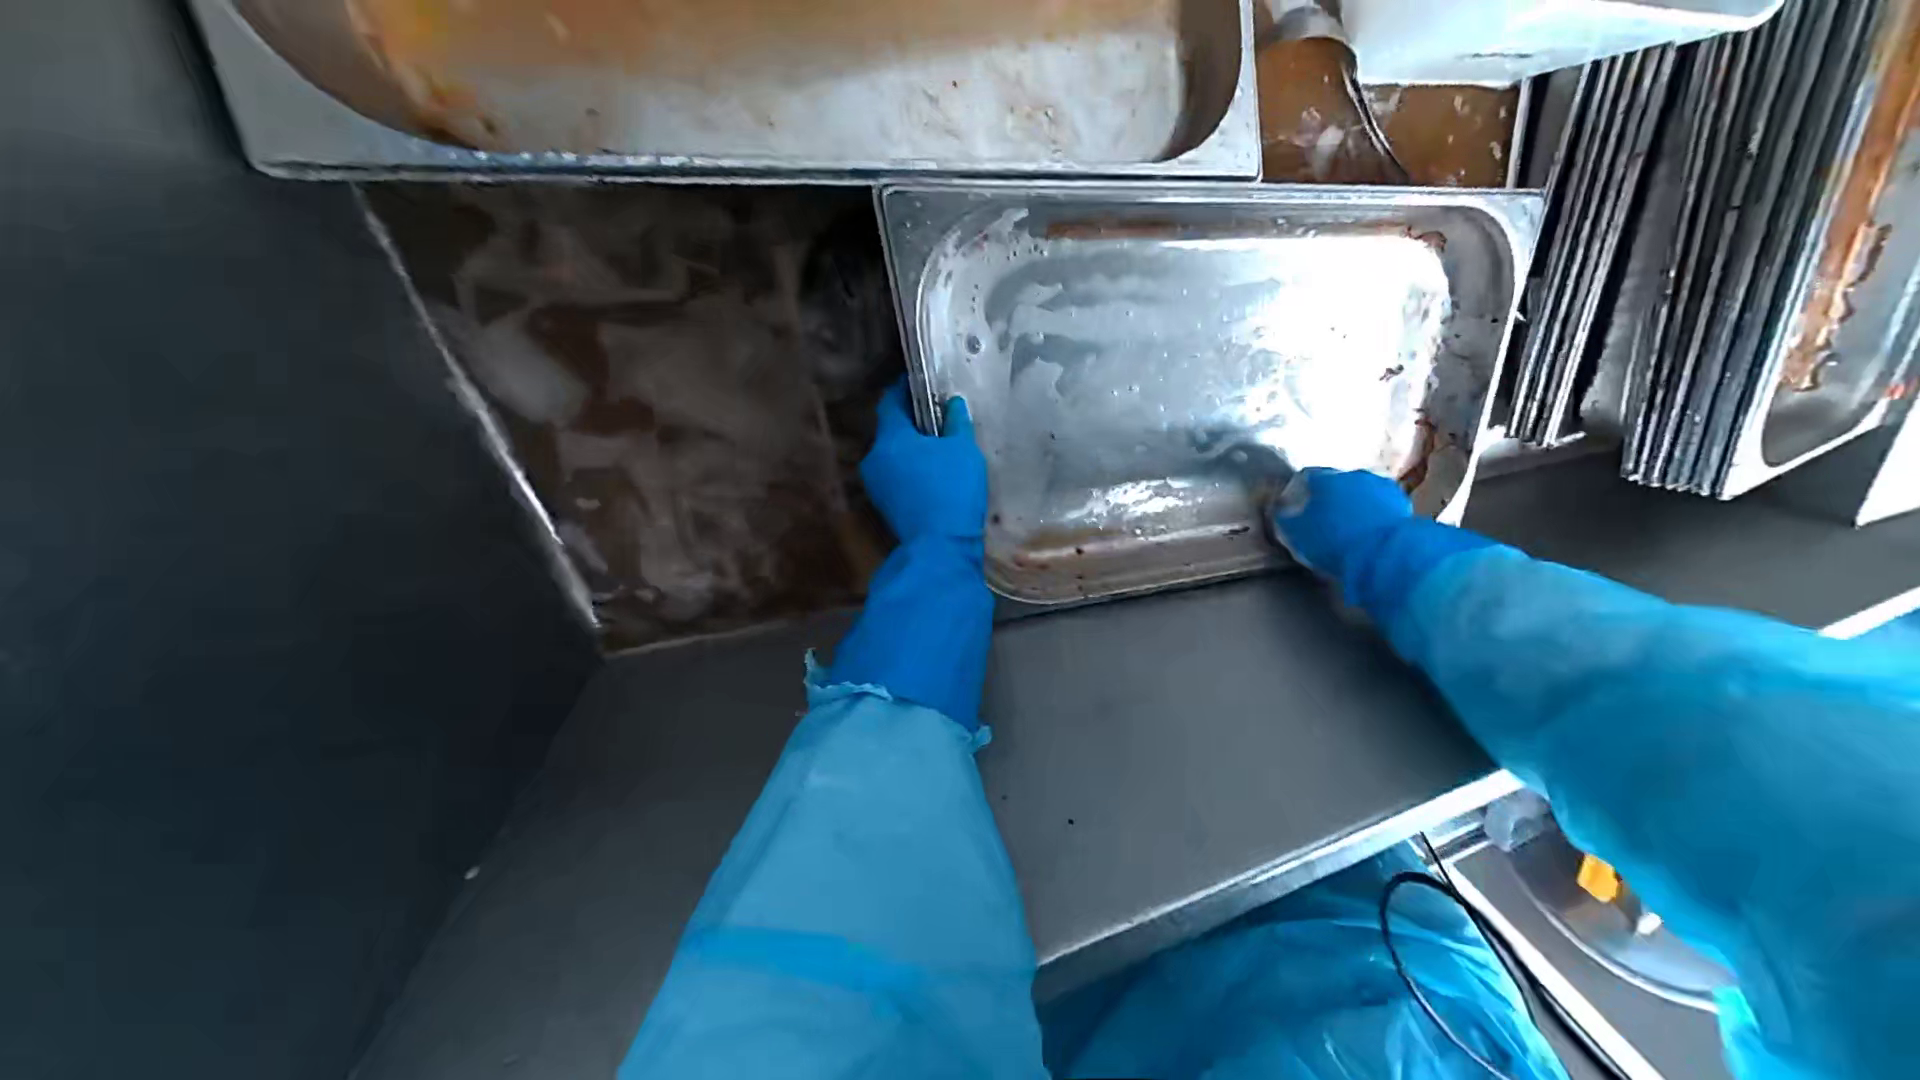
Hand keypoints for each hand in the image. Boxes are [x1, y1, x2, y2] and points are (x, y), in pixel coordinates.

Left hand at [861, 381, 987, 546]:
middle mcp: (875, 458)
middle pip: (891, 430)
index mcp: (890, 438)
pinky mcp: (885, 505)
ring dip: (912, 448)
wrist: (940, 546)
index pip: (890, 401)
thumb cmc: (951, 489)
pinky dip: (911, 469)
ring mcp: (876, 485)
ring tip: (939, 446)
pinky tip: (933, 473)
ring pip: (893, 456)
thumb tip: (953, 405)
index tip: (920, 383)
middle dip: (911, 421)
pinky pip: (897, 477)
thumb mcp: (963, 450)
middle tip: (936, 415)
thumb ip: (956, 423)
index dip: (904, 389)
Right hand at [1270, 467, 1412, 576]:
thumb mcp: (1295, 534)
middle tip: (1321, 519)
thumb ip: (1285, 519)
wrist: (1385, 555)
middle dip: (1329, 498)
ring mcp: (1382, 488)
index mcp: (1324, 478)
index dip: (1299, 491)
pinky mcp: (1403, 505)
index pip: (1306, 476)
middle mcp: (1354, 475)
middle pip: (1336, 483)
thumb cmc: (1334, 541)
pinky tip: (1367, 535)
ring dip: (1353, 506)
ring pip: (1361, 493)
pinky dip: (1373, 517)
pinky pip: (1381, 508)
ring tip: (1346, 530)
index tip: (1295, 505)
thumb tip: (1279, 512)